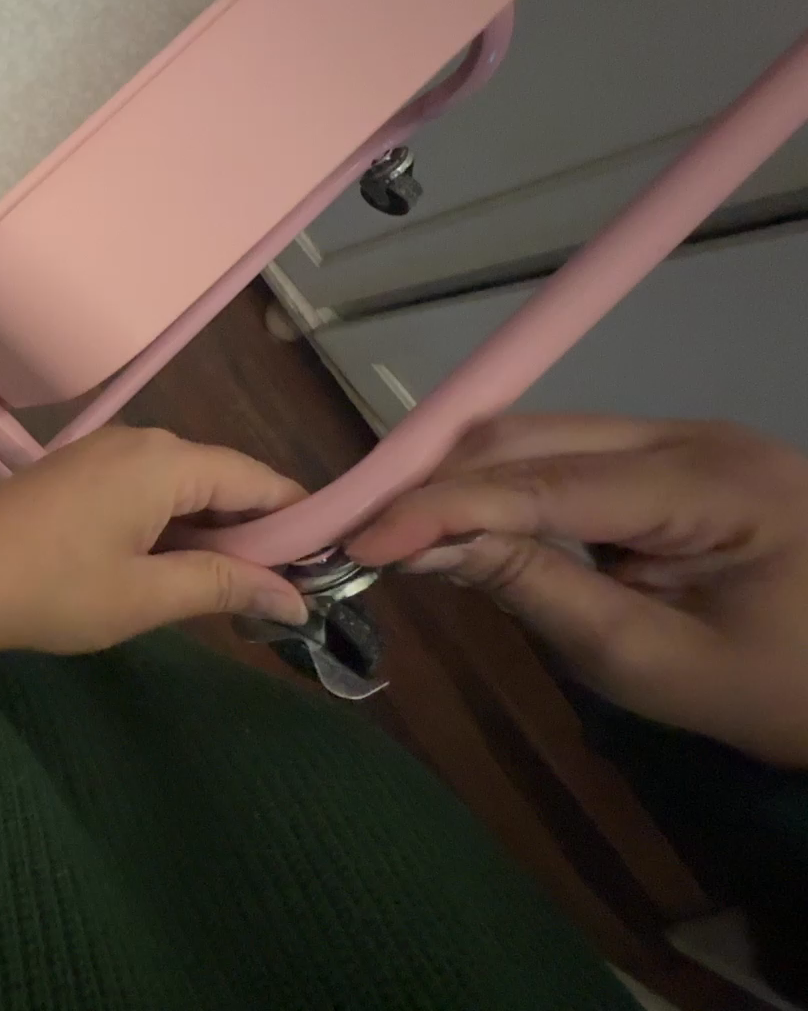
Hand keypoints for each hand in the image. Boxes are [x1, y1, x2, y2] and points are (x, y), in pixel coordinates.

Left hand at [0, 426, 310, 667]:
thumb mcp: (146, 596)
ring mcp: (98, 452)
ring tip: (220, 588)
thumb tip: (296, 597)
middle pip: (219, 478)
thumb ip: (225, 586)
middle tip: (269, 595)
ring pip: (178, 486)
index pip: (260, 481)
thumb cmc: (50, 589)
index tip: (321, 572)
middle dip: (249, 533)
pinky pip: (140, 489)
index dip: (297, 525)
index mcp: (164, 460)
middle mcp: (137, 441)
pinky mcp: (72, 471)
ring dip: (204, 532)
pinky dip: (164, 524)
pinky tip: (164, 565)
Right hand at [346, 415, 807, 767]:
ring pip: (519, 438)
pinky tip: (448, 520)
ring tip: (394, 531)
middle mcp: (688, 437)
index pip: (541, 484)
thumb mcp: (640, 654)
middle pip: (519, 439)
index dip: (437, 510)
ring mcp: (669, 437)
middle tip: (366, 536)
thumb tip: (416, 550)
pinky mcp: (648, 454)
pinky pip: (539, 454)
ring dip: (446, 483)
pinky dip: (479, 485)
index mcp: (718, 489)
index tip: (360, 546)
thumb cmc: (770, 688)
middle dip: (429, 487)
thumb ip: (525, 587)